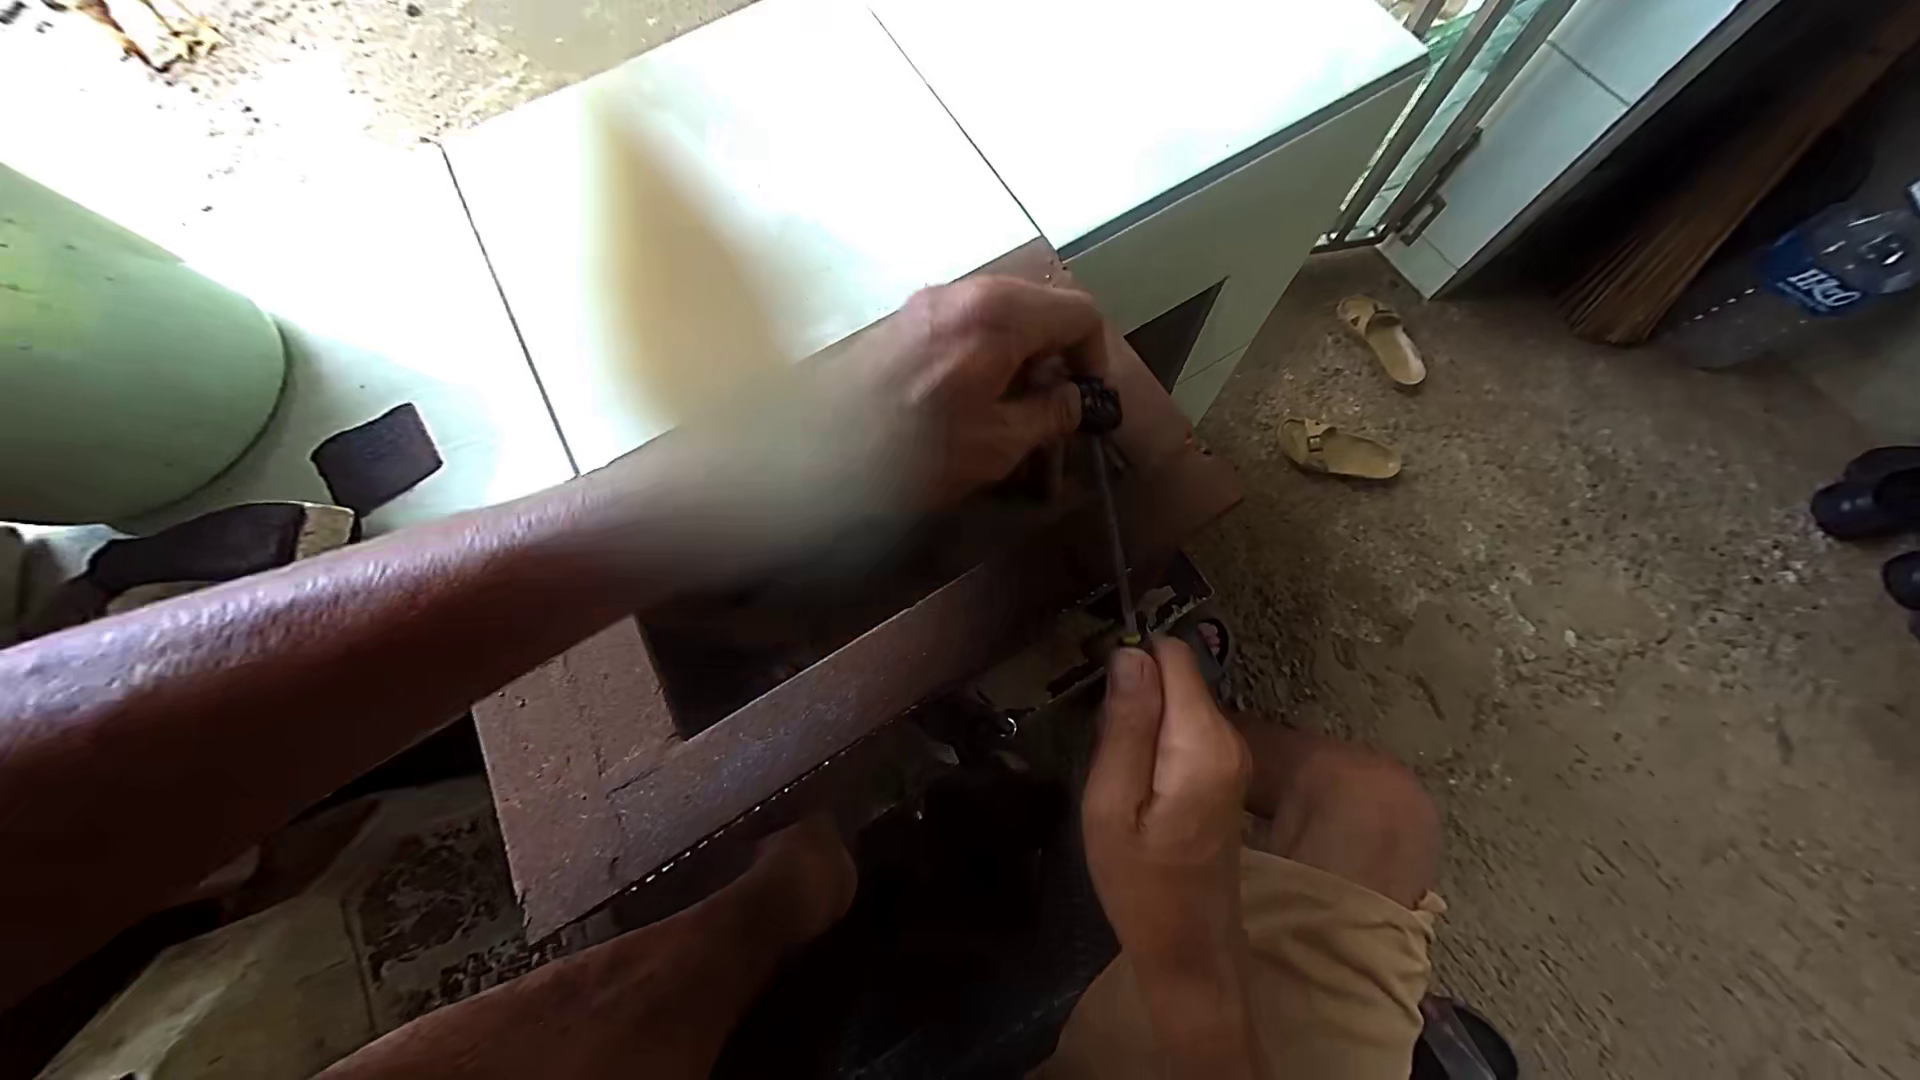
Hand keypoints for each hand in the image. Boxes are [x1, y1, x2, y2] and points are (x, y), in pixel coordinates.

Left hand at [845, 276, 1111, 505]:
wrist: (816, 450)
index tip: (1089, 398)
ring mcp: (930, 304)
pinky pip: (967, 329)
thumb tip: (1073, 400)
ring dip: (1022, 362)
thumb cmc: (912, 450)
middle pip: (1040, 311)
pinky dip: (987, 360)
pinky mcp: (906, 323)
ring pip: (1004, 321)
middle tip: (1054, 412)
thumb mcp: (999, 443)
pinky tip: (976, 404)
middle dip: (1057, 361)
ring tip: (1015, 415)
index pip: (1078, 313)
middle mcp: (965, 292)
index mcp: (997, 313)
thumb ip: (1050, 415)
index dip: (1096, 358)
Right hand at [1084, 637, 1256, 1069]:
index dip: (1131, 657)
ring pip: (1176, 695)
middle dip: (1133, 686)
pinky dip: (1153, 728)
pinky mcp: (1224, 766)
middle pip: (1175, 673)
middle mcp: (1228, 737)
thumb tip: (1129, 653)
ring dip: (1139, 709)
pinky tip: (1132, 768)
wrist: (1187, 944)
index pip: (1173, 655)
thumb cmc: (1138, 878)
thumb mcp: (1110, 800)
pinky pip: (1182, 719)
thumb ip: (1124, 723)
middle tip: (1099, 735)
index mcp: (1201, 741)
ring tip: (1112, 756)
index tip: (1098, 688)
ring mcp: (1232, 752)